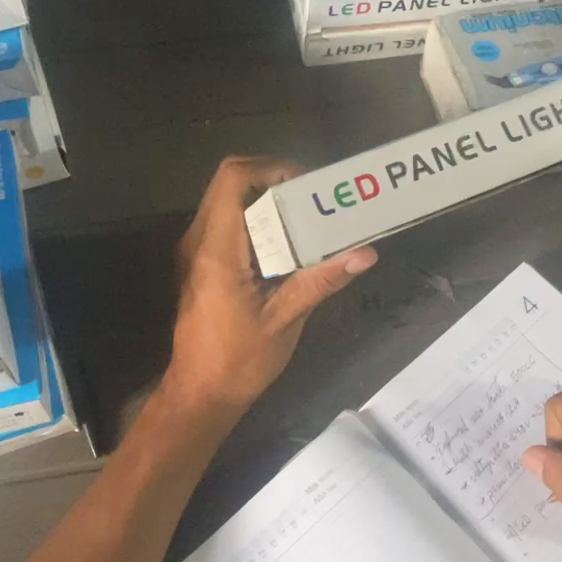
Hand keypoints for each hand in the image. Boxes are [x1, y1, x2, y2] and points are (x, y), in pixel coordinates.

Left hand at [159, 156, 376, 423]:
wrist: (199, 393)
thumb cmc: (238, 360)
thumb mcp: (285, 321)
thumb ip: (320, 281)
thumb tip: (365, 253)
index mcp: (217, 250)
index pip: (233, 180)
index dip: (270, 168)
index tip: (306, 186)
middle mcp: (199, 241)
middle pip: (229, 183)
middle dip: (273, 181)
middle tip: (313, 200)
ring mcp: (196, 251)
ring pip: (227, 201)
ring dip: (266, 202)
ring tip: (306, 219)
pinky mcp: (202, 264)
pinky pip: (227, 224)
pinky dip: (256, 222)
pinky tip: (287, 246)